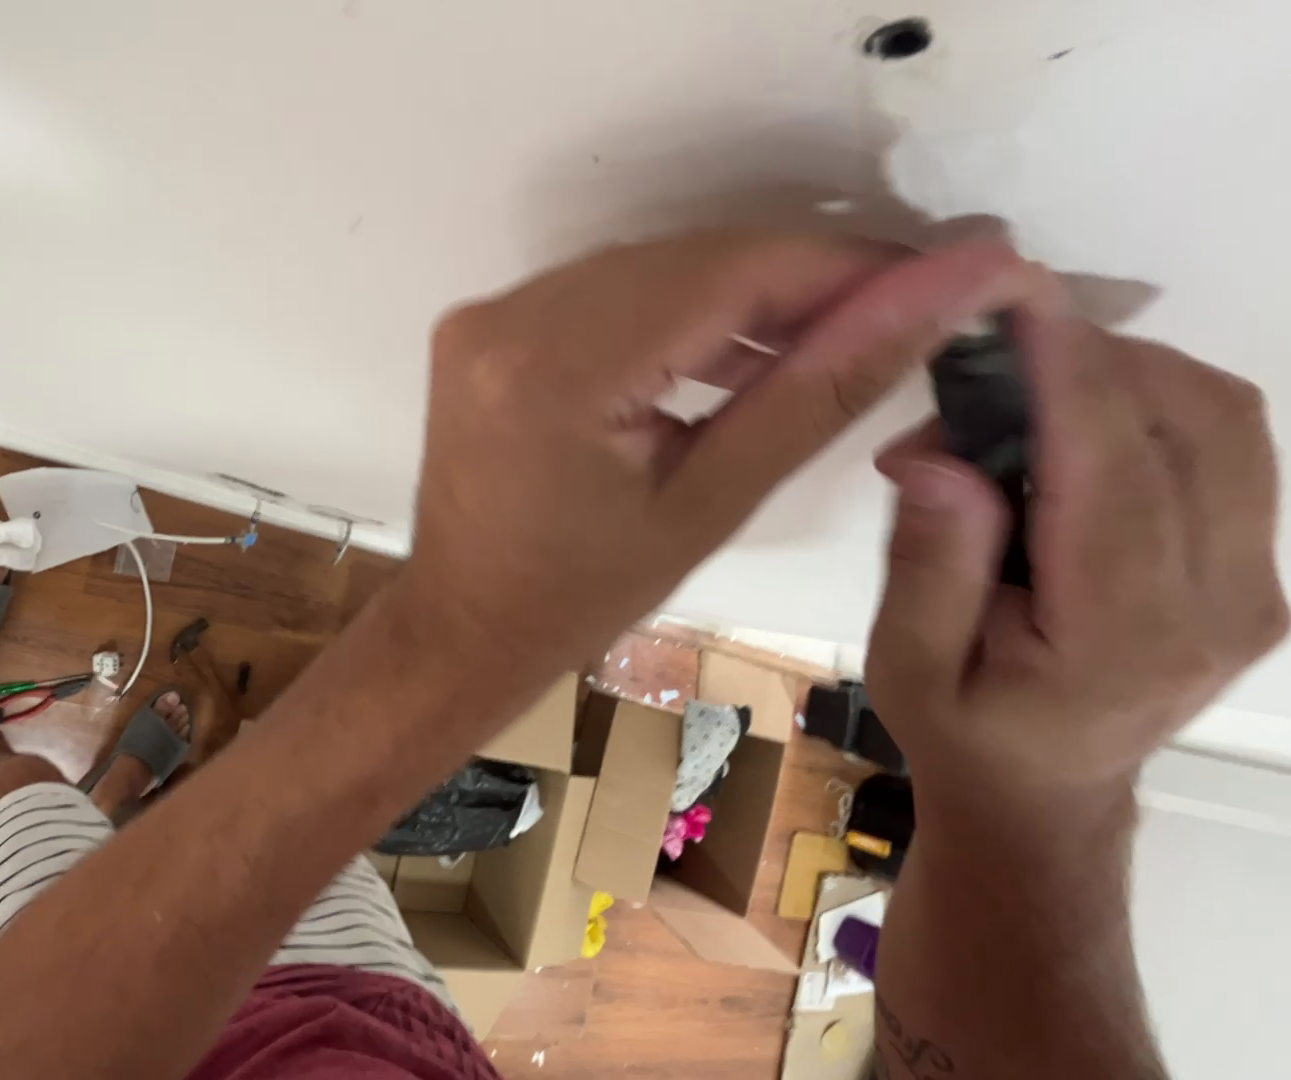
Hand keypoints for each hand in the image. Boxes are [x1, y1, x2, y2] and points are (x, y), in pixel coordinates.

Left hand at [399, 228, 1041, 671]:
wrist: (464, 621)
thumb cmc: (580, 595)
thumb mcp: (708, 504)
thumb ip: (820, 390)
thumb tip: (947, 285)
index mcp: (554, 372)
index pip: (725, 273)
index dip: (844, 265)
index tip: (941, 276)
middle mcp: (505, 321)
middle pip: (683, 262)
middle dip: (792, 283)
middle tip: (890, 318)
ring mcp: (482, 320)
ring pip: (643, 270)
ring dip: (731, 298)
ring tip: (817, 346)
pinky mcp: (478, 330)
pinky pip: (596, 295)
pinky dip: (663, 314)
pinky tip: (722, 355)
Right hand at [865, 277, 1287, 803]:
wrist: (1039, 791)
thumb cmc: (957, 728)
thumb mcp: (906, 661)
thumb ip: (928, 564)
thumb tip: (939, 457)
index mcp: (1127, 629)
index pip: (1112, 466)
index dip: (1066, 372)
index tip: (1013, 301)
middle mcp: (1225, 597)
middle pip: (1191, 424)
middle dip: (1086, 360)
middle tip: (974, 365)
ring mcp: (1257, 581)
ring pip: (1223, 422)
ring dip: (1120, 375)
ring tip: (1011, 392)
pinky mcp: (1255, 567)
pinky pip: (1222, 448)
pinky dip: (1144, 405)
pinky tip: (1064, 424)